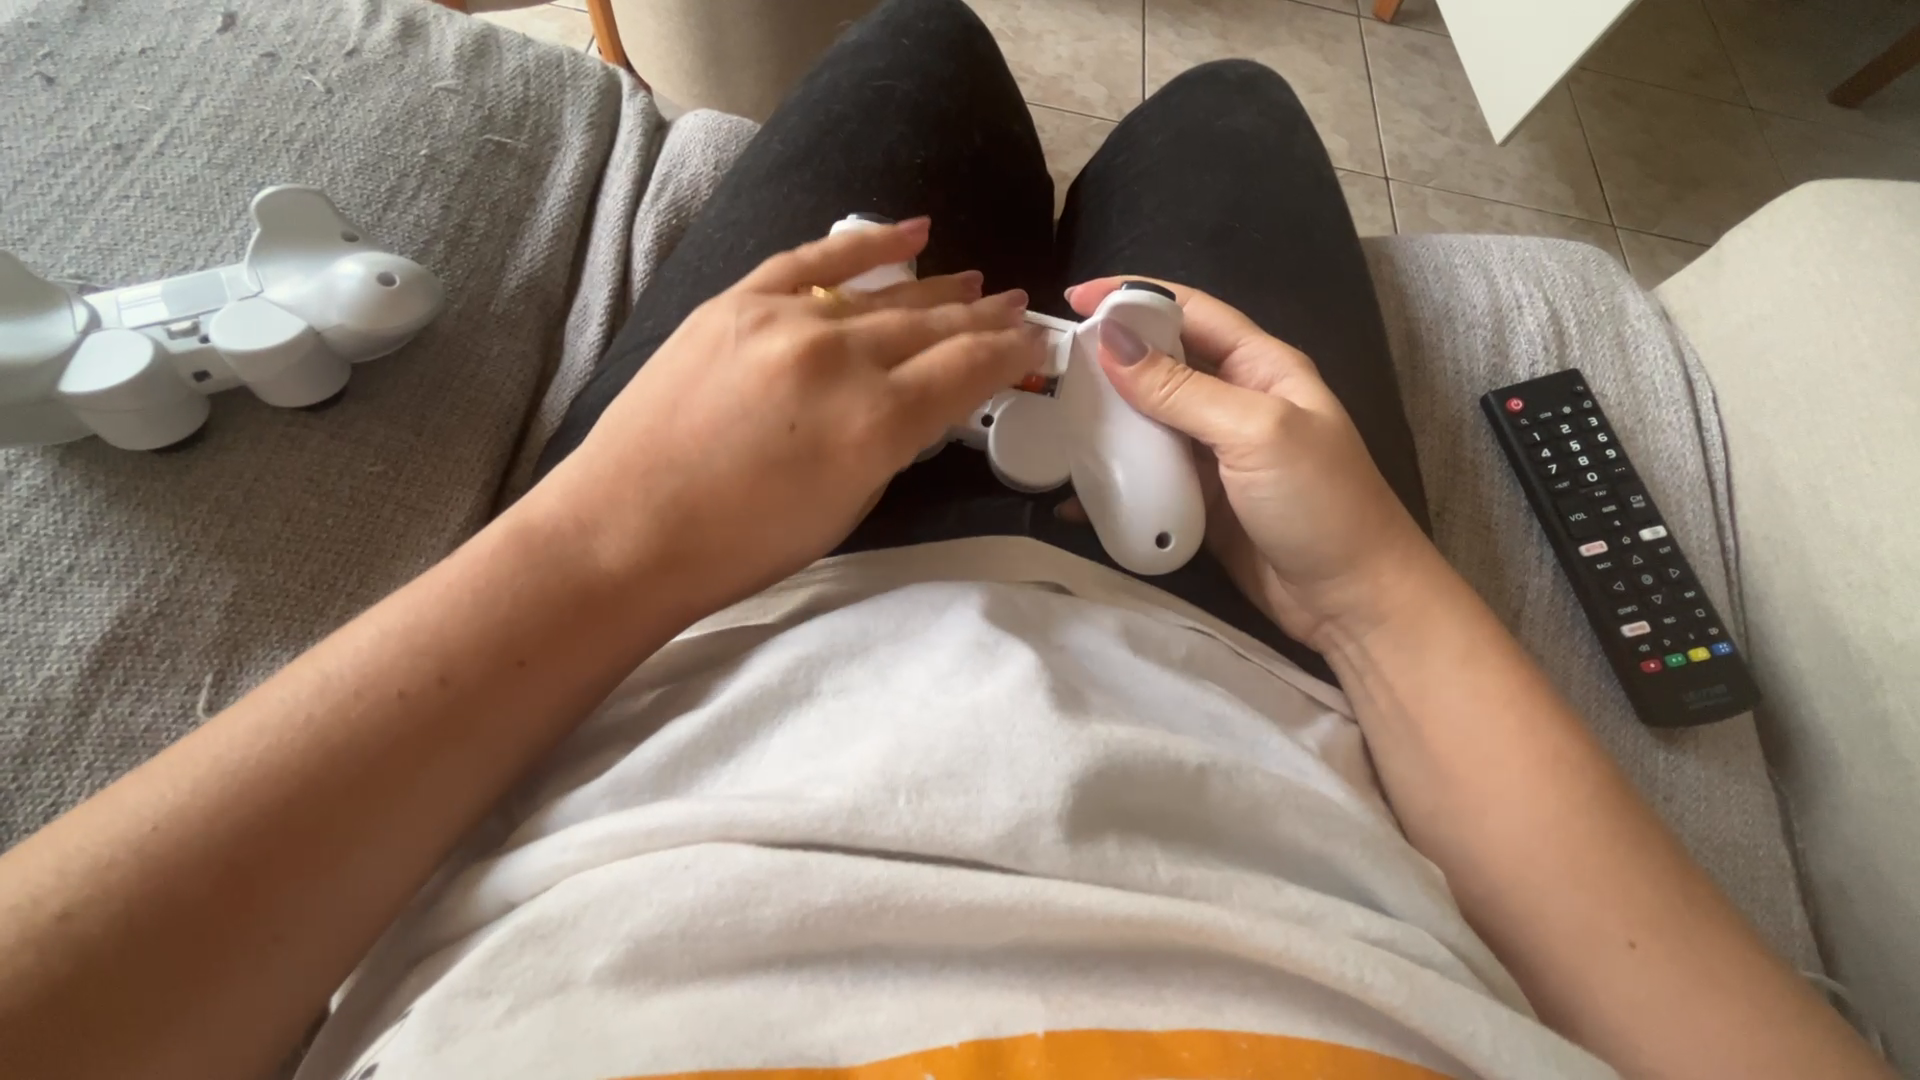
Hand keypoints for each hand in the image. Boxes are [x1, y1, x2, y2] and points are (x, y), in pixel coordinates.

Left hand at [534, 219, 1045, 618]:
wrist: (626, 530)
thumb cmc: (744, 545)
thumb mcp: (848, 507)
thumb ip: (893, 444)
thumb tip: (919, 403)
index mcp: (873, 425)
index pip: (966, 373)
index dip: (1010, 357)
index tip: (1036, 346)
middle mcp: (839, 359)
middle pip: (933, 330)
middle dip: (985, 322)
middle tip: (1018, 310)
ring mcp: (784, 320)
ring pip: (885, 296)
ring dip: (939, 291)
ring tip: (978, 285)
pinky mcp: (737, 302)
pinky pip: (815, 258)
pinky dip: (868, 244)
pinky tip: (913, 232)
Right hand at [1066, 277, 1437, 648]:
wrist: (1351, 601)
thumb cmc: (1320, 503)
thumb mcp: (1255, 433)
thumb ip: (1182, 390)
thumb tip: (1110, 342)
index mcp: (1260, 366)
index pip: (1190, 312)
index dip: (1134, 296)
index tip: (1076, 297)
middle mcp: (1233, 402)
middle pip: (1161, 365)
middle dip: (1109, 360)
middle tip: (1053, 368)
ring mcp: (1213, 454)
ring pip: (1147, 423)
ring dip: (1105, 422)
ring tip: (1053, 423)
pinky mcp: (1197, 499)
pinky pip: (1147, 476)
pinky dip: (1113, 480)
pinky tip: (1077, 492)